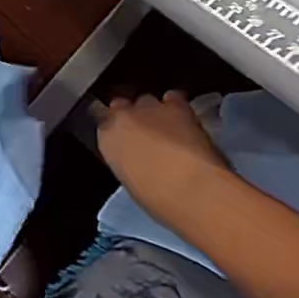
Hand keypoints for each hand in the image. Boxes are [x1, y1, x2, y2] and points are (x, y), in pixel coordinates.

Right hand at [93, 91, 231, 219]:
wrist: (193, 190)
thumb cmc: (159, 200)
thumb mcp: (131, 183)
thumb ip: (128, 162)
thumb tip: (137, 161)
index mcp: (106, 138)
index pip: (105, 124)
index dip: (119, 132)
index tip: (128, 143)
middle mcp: (122, 116)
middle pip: (122, 105)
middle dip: (132, 116)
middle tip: (147, 134)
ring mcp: (149, 107)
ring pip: (147, 99)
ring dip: (154, 111)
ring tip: (168, 127)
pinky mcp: (177, 106)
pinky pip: (173, 97)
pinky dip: (178, 106)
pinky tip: (186, 118)